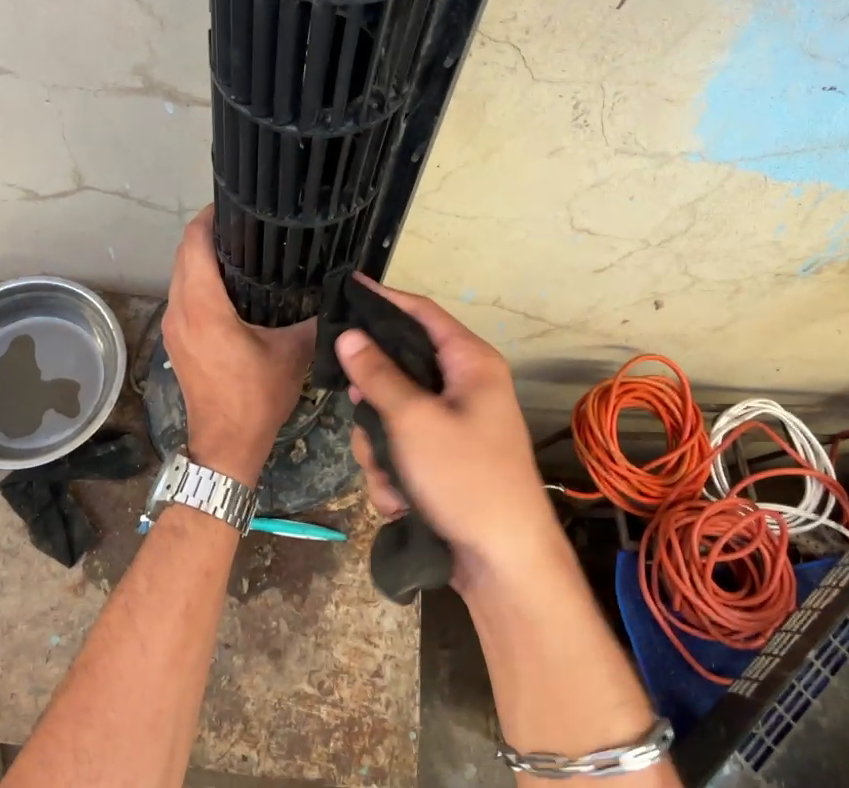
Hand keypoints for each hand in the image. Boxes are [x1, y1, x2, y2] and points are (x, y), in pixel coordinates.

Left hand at [163, 207, 314, 484]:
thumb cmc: (257, 397)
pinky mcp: (176, 340)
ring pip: (179, 275)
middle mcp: (180, 310)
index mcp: (203, 306)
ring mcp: (173, 326)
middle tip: (246, 225)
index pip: (194, 244)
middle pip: (183, 255)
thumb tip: (334, 288)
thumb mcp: (293, 352)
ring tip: (240, 249)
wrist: (226, 445)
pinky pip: (182, 295)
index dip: (210, 218)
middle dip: (208, 234)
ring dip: (201, 257)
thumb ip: (312, 316)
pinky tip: (229, 285)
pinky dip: (198, 280)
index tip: (236, 206)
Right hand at [337, 275, 569, 598]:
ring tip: (394, 479)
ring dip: (381, 450)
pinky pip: (400, 451)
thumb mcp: (414, 421)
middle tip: (361, 414)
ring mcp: (452, 427)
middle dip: (374, 404)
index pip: (421, 313)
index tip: (345, 286)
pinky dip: (394, 475)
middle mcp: (463, 388)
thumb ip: (377, 375)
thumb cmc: (466, 478)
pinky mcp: (441, 461)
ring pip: (390, 417)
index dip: (383, 299)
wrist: (503, 561)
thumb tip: (348, 334)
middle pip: (397, 371)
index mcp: (470, 364)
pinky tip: (402, 501)